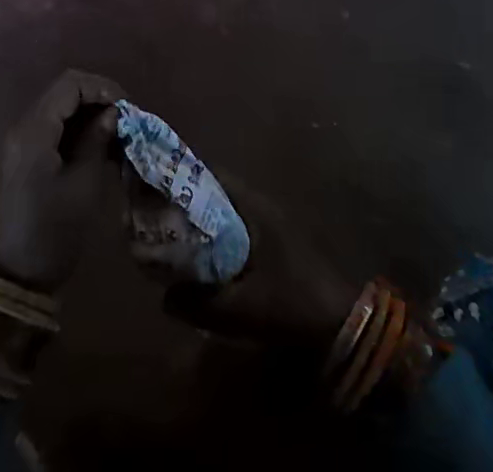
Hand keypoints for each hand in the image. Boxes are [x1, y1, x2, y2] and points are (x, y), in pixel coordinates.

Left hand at [0, 70, 124, 291]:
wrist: (2, 280)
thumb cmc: (48, 234)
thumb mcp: (83, 188)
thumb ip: (96, 142)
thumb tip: (111, 115)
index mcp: (31, 132)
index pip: (69, 85)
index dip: (102, 88)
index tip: (128, 109)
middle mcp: (15, 129)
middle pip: (59, 95)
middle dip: (95, 101)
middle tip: (125, 122)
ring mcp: (9, 145)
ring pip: (52, 112)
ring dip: (83, 117)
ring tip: (113, 136)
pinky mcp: (10, 161)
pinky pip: (43, 132)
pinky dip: (68, 133)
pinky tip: (91, 150)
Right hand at [156, 181, 358, 352]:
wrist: (340, 319)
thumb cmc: (290, 303)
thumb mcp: (239, 309)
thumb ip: (198, 303)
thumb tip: (164, 297)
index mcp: (253, 207)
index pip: (212, 173)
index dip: (181, 174)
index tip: (152, 182)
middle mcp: (260, 205)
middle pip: (214, 189)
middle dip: (184, 198)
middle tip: (152, 213)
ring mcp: (270, 221)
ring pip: (225, 209)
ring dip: (200, 218)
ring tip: (168, 234)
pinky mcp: (274, 240)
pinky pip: (236, 226)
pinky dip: (215, 234)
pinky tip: (200, 257)